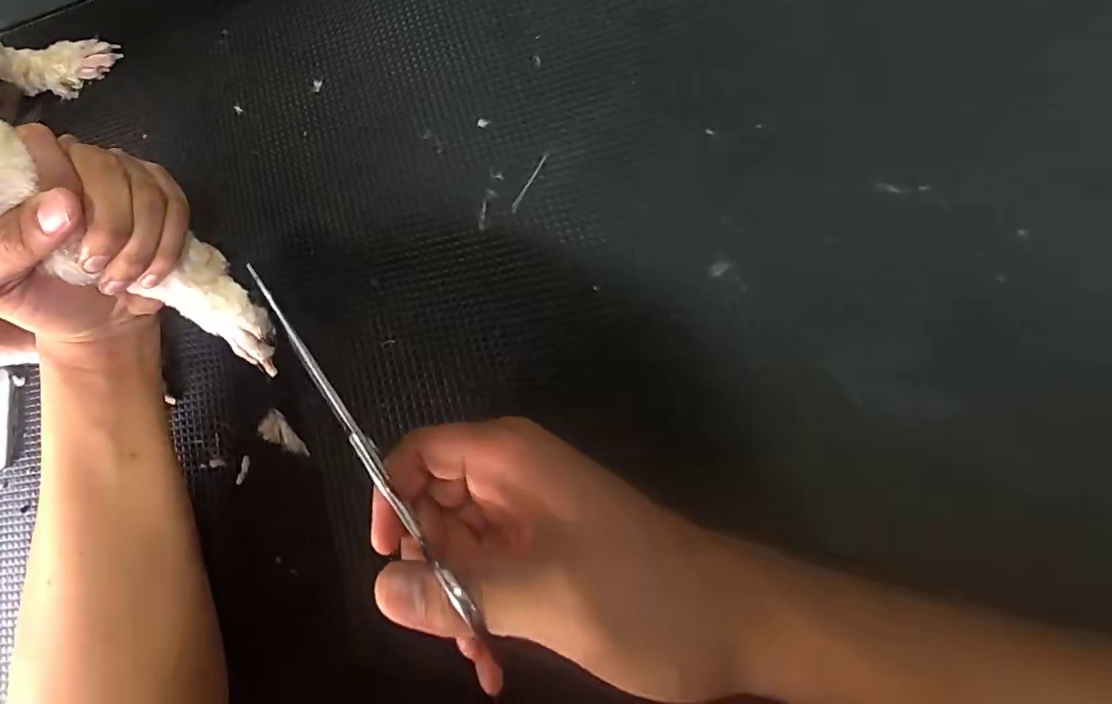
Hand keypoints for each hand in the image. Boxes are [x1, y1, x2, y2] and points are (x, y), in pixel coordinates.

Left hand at [0, 125, 190, 358]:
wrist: (94, 324)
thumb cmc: (38, 300)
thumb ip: (10, 244)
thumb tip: (63, 204)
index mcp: (26, 172)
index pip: (41, 143)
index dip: (56, 182)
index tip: (62, 236)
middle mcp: (77, 159)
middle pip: (106, 166)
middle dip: (110, 227)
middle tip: (94, 269)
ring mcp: (126, 172)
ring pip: (146, 190)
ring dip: (139, 246)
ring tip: (118, 281)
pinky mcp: (163, 192)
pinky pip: (177, 205)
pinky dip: (167, 246)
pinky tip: (148, 275)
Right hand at [370, 418, 773, 700]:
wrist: (733, 623)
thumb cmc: (638, 594)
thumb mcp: (542, 595)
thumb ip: (456, 590)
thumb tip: (378, 590)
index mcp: (505, 455)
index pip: (419, 450)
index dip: (391, 495)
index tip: (385, 558)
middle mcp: (509, 473)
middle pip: (432, 499)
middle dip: (426, 561)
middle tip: (438, 622)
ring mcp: (525, 510)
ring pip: (456, 542)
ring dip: (454, 597)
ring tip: (474, 653)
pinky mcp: (539, 545)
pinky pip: (486, 568)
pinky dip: (480, 608)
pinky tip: (492, 660)